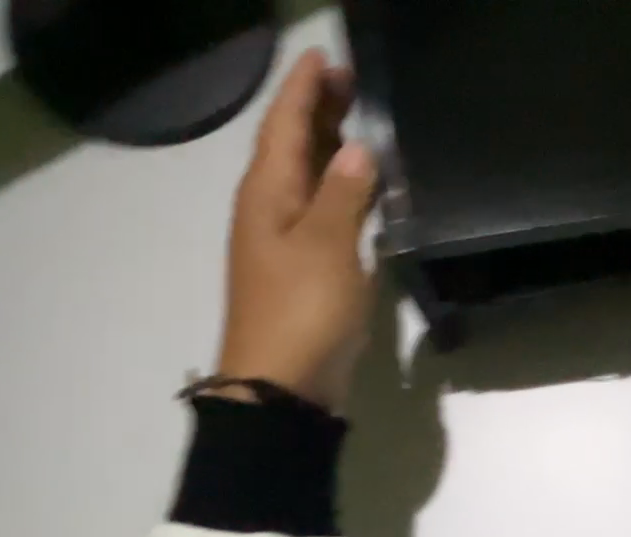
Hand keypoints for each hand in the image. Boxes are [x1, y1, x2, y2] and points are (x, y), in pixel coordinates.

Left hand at [216, 50, 378, 411]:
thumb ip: (343, 194)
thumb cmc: (302, 312)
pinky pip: (321, 215)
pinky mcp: (304, 274)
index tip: (327, 57)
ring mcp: (285, 244)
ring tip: (361, 127)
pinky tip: (362, 196)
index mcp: (268, 194)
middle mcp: (270, 210)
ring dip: (330, 152)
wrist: (283, 385)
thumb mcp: (325, 247)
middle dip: (319, 113)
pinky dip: (340, 195)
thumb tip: (358, 149)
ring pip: (307, 182)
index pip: (286, 125)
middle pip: (292, 148)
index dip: (304, 90)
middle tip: (355, 84)